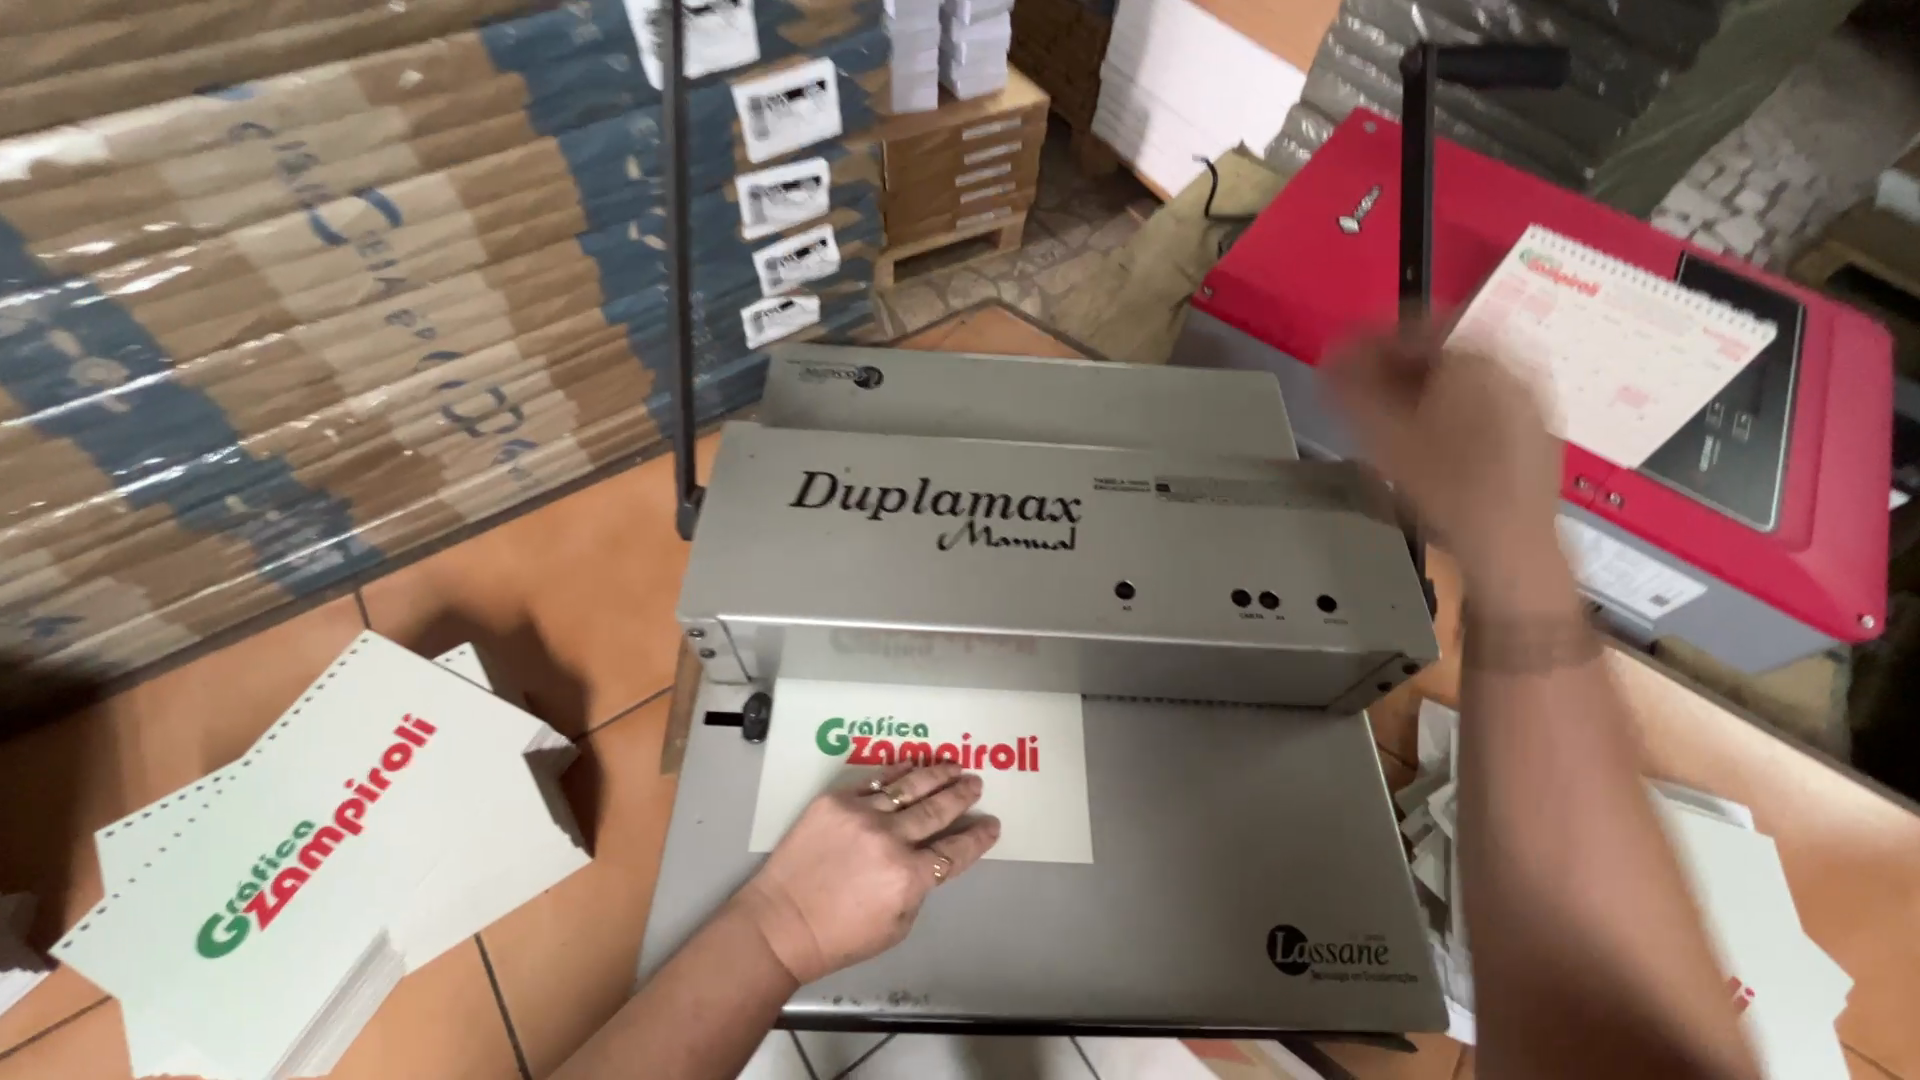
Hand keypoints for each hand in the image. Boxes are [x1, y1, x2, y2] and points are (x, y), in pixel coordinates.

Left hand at [731, 763, 1000, 984]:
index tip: (992, 825)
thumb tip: (927, 858)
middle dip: (962, 795)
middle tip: (976, 783)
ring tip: (954, 766)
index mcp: (908, 877)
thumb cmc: (839, 936)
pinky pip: (876, 781)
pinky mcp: (836, 800)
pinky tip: (913, 764)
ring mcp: (861, 814)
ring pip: (910, 787)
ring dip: (937, 775)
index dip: (978, 838)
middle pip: (938, 810)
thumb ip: (918, 887)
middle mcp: (890, 839)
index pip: (955, 851)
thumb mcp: (897, 926)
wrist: (781, 922)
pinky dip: (898, 772)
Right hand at [1323, 320, 1563, 591]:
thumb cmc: (1444, 485)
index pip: (1415, 327)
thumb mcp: (1382, 434)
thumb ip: (1351, 388)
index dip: (1369, 341)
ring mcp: (1528, 401)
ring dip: (1418, 389)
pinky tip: (1424, 440)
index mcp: (1477, 356)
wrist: (1509, 543)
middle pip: (1441, 352)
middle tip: (1357, 391)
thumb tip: (1332, 356)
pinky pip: (1481, 404)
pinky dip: (1447, 410)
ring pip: (1462, 379)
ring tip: (1385, 418)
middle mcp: (1511, 367)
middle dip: (1393, 368)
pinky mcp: (1533, 433)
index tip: (1340, 361)